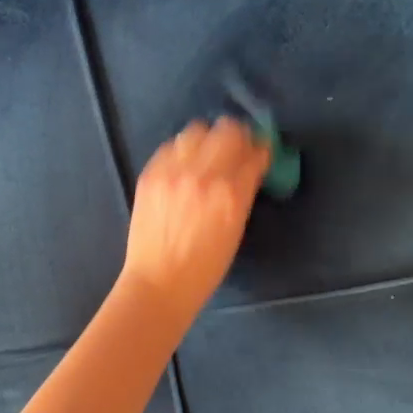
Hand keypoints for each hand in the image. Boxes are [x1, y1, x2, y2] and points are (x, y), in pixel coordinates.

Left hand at [121, 118, 269, 319]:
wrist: (159, 282)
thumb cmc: (205, 268)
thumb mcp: (235, 230)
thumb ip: (243, 194)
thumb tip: (249, 169)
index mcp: (231, 194)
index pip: (254, 154)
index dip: (261, 150)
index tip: (261, 153)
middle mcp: (202, 175)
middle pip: (227, 131)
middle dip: (237, 137)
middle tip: (237, 149)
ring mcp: (173, 171)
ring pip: (197, 130)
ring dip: (208, 139)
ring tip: (207, 155)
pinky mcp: (150, 173)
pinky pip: (172, 145)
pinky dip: (183, 151)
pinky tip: (184, 167)